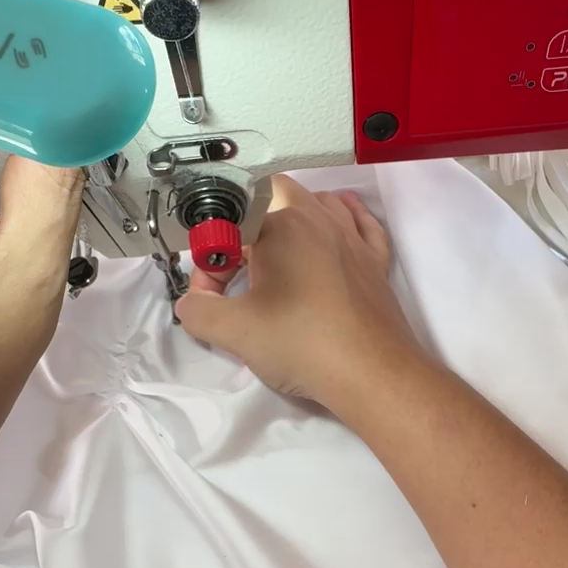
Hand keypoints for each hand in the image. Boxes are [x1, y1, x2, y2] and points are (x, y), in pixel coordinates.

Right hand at [175, 175, 427, 409]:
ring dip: (293, 217)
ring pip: (320, 201)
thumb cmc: (302, 344)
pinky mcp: (376, 261)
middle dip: (249, 222)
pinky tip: (339, 227)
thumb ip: (198, 311)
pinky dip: (345, 219)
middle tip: (242, 267)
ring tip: (279, 254)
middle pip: (274, 194)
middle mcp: (319, 219)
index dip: (213, 259)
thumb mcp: (233, 332)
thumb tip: (191, 303)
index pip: (230, 224)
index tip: (215, 295)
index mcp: (280, 226)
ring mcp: (352, 238)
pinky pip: (361, 223)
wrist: (372, 373)